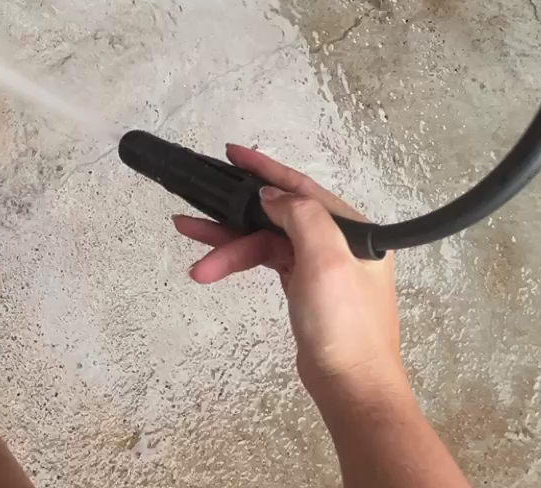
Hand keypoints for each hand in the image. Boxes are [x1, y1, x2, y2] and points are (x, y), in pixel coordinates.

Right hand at [171, 145, 407, 407]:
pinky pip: (262, 258)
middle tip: (194, 205)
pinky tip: (210, 264)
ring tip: (188, 236)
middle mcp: (336, 242)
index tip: (231, 153)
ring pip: (262, 238)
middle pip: (273, 214)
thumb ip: (301, 215)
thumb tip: (270, 194)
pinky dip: (236, 258)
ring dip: (226, 241)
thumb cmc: (344, 323)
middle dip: (231, 213)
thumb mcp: (326, 260)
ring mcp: (317, 264)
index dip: (264, 168)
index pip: (301, 187)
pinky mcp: (302, 284)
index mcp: (352, 231)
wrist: (351, 387)